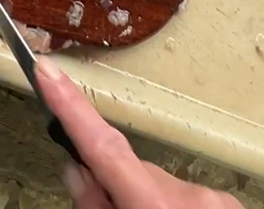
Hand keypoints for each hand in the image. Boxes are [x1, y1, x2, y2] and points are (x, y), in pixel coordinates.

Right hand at [37, 60, 243, 208]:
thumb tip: (78, 171)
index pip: (104, 148)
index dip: (71, 107)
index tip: (46, 68)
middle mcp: (192, 197)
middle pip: (130, 173)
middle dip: (110, 188)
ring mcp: (218, 203)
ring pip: (158, 189)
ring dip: (143, 206)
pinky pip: (184, 202)